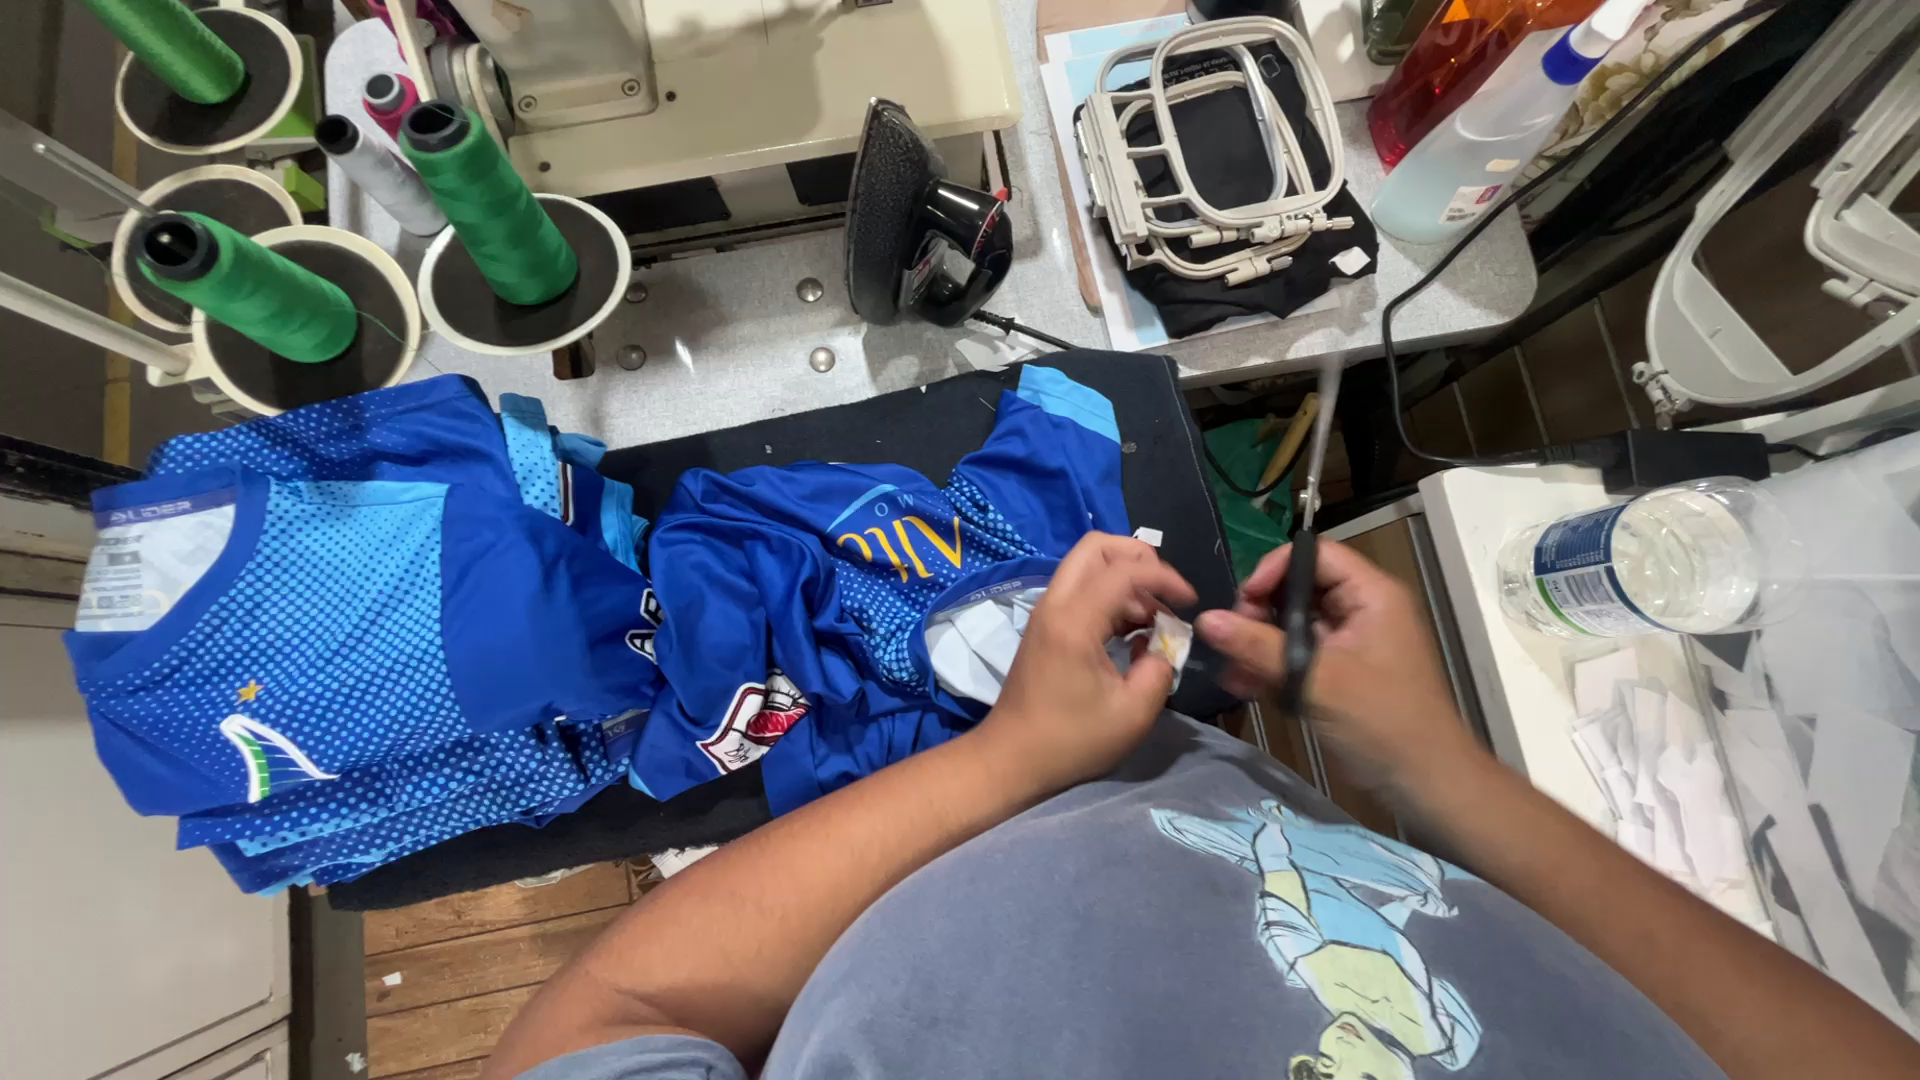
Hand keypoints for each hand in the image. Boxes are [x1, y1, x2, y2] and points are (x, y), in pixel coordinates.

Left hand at [978, 532, 1197, 793]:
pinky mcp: (1045, 625)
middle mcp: (1055, 604)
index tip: (1190, 603)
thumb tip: (1162, 647)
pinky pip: (1081, 588)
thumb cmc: (1070, 740)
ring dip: (1126, 579)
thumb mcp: (1132, 714)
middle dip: (1140, 558)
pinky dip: (1110, 595)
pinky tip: (1133, 631)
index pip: (1125, 570)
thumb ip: (1159, 670)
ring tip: (1155, 620)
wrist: (1011, 758)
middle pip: (1096, 546)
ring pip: (1087, 565)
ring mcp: (1046, 612)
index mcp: (1074, 620)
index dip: (1165, 577)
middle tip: (1167, 593)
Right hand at [1194, 538, 1482, 792]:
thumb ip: (1258, 647)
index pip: (1313, 554)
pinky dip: (1267, 665)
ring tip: (1232, 668)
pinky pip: (1291, 653)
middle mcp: (1358, 609)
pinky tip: (1242, 685)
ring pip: (1288, 622)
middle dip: (1258, 610)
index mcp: (1370, 595)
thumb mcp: (1316, 679)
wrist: (1423, 784)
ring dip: (1256, 642)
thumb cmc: (1382, 721)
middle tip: (1234, 638)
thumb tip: (1204, 620)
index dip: (1274, 568)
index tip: (1245, 600)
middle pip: (1295, 586)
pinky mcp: (1334, 670)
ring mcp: (1346, 641)